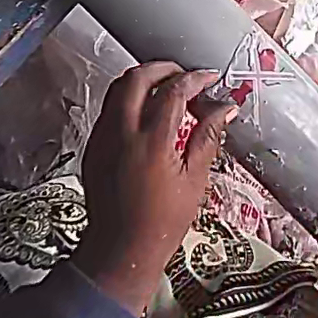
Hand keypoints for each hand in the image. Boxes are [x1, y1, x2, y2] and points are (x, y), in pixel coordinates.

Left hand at [73, 62, 237, 313]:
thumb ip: (207, 137)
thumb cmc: (162, 222)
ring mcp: (103, 135)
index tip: (209, 78)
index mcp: (152, 141)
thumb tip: (223, 109)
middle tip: (185, 75)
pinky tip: (146, 110)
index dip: (195, 78)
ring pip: (119, 87)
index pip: (173, 91)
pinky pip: (110, 106)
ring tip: (167, 87)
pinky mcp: (93, 143)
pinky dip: (129, 97)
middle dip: (164, 68)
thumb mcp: (194, 181)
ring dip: (144, 79)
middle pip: (139, 77)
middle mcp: (122, 131)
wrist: (120, 248)